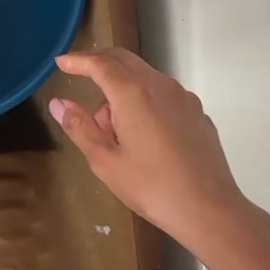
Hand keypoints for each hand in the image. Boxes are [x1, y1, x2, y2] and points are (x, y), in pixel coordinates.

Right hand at [50, 48, 269, 253]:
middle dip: (99, 62)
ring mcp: (183, 98)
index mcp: (133, 93)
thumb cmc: (151, 187)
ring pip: (145, 77)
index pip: (99, 64)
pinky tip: (141, 132)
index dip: (77, 60)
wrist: (209, 210)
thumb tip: (59, 104)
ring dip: (121, 86)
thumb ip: (80, 126)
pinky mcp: (197, 113)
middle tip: (78, 73)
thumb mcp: (105, 161)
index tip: (60, 62)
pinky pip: (163, 94)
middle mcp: (160, 86)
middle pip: (124, 60)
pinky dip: (144, 99)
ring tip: (110, 126)